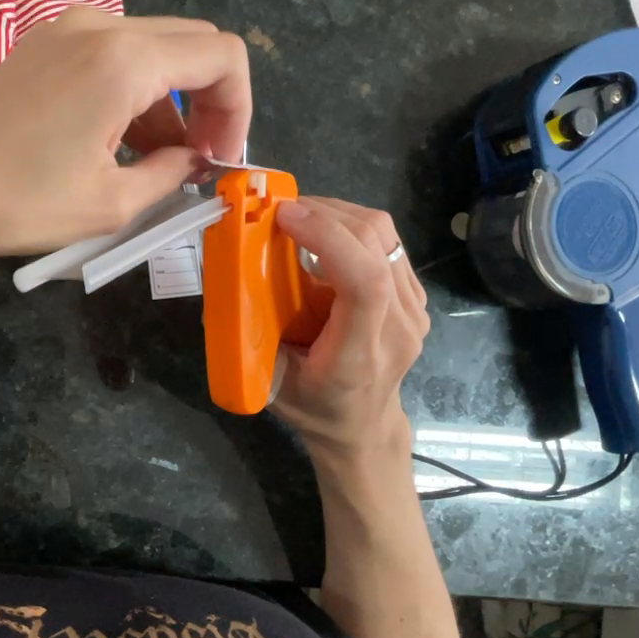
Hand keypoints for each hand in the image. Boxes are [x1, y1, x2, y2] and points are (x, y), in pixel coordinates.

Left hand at [0, 8, 250, 297]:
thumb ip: (173, 174)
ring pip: (148, 51)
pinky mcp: (38, 47)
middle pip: (188, 44)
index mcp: (125, 60)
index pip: (221, 55)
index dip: (239, 108)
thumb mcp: (113, 204)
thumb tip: (197, 160)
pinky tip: (118, 144)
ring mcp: (62, 30)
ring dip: (166, 103)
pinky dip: (129, 94)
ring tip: (157, 165)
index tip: (224, 158)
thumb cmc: (22, 206)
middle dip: (208, 102)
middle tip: (200, 161)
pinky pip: (108, 57)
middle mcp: (98, 26)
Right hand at [269, 198, 430, 469]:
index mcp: (360, 354)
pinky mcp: (414, 295)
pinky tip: (322, 234)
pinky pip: (387, 243)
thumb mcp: (270, 381)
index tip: (284, 217)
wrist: (362, 427)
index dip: (327, 239)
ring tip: (298, 217)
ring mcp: (414, 309)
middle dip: (325, 214)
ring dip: (337, 214)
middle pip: (374, 245)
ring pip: (384, 235)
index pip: (363, 283)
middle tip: (279, 210)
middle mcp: (399, 327)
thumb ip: (252, 333)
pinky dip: (350, 228)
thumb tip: (224, 278)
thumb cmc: (312, 408)